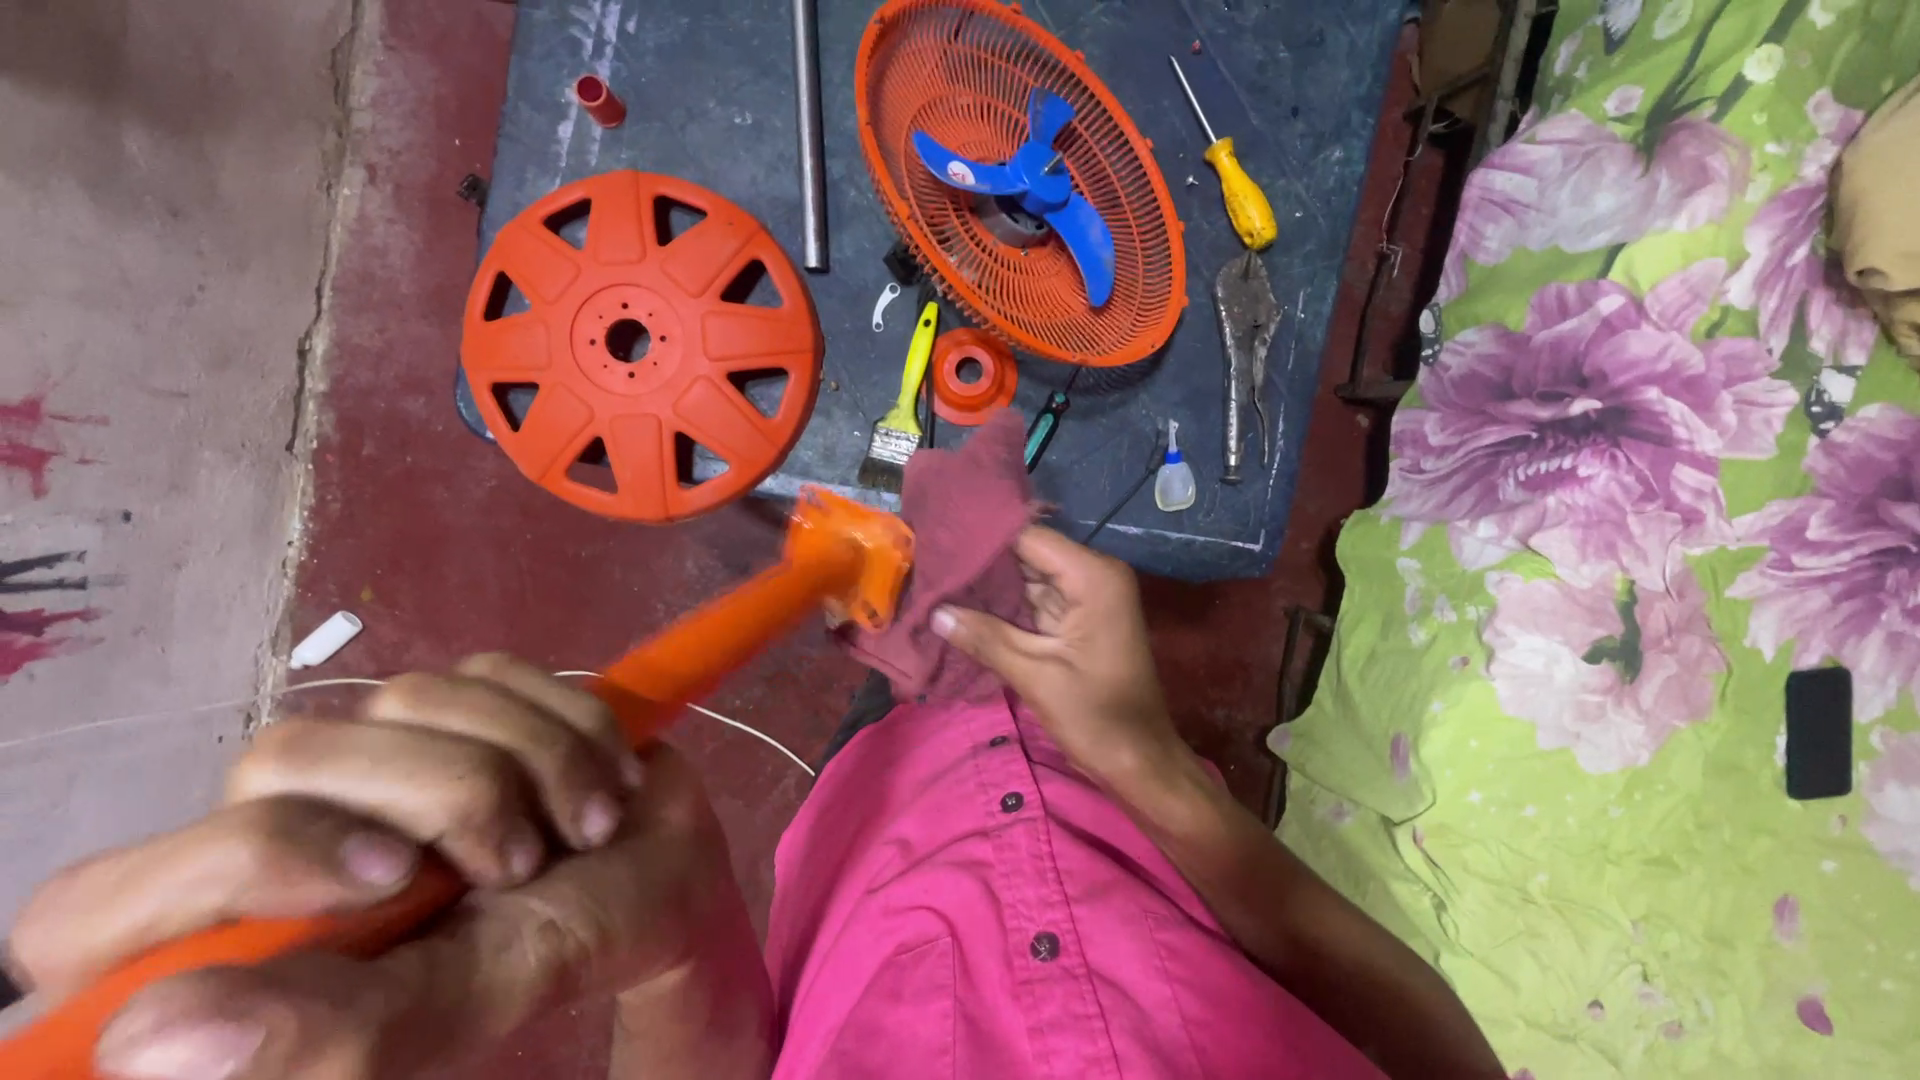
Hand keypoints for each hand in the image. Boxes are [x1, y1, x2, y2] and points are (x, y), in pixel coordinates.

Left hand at [7, 654, 744, 1079]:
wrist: (674, 871)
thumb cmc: (577, 944)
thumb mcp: (475, 997)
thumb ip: (341, 1031)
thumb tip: (145, 1042)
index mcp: (242, 938)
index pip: (103, 901)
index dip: (256, 860)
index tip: (396, 878)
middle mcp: (288, 827)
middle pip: (294, 756)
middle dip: (452, 798)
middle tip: (524, 862)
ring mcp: (382, 747)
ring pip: (412, 696)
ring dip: (539, 762)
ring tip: (592, 822)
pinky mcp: (462, 695)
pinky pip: (495, 670)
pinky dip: (573, 723)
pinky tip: (605, 772)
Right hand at [931, 527, 1189, 794]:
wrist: (1139, 761)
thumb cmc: (1098, 718)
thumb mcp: (1036, 677)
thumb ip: (985, 638)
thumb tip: (934, 612)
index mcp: (1093, 577)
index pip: (1026, 537)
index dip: (980, 537)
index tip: (935, 540)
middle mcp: (1092, 575)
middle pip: (1025, 553)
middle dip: (978, 561)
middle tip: (925, 561)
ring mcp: (1085, 596)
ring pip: (1025, 577)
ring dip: (985, 583)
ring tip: (932, 579)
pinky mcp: (1076, 618)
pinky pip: (1032, 600)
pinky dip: (1000, 605)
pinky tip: (958, 605)